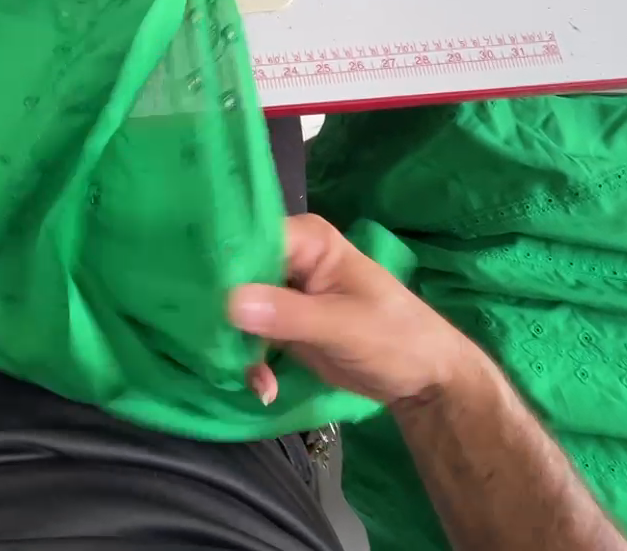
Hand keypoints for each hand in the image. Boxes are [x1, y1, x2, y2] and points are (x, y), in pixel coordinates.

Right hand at [229, 213, 486, 408]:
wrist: (426, 382)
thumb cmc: (396, 338)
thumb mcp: (343, 325)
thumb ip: (287, 313)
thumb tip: (229, 301)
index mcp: (306, 239)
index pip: (250, 239)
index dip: (224, 265)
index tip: (200, 295)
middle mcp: (287, 257)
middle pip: (237, 274)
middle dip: (225, 312)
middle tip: (214, 343)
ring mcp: (283, 290)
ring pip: (238, 307)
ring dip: (239, 344)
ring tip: (251, 376)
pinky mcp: (280, 322)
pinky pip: (251, 335)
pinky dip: (252, 361)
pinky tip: (264, 386)